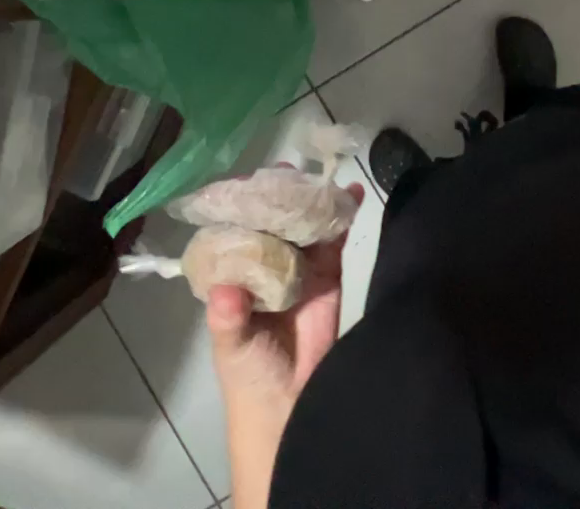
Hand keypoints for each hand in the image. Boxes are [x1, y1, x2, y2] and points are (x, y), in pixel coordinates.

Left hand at [207, 177, 364, 508]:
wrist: (290, 407)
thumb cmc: (248, 374)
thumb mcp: (231, 345)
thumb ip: (228, 317)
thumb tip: (227, 290)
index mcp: (236, 272)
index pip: (237, 228)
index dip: (242, 203)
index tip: (248, 181)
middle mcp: (266, 262)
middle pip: (274, 219)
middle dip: (280, 194)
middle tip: (288, 172)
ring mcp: (299, 266)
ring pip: (304, 224)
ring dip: (311, 200)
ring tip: (318, 176)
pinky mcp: (330, 275)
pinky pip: (335, 241)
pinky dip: (344, 217)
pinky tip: (352, 193)